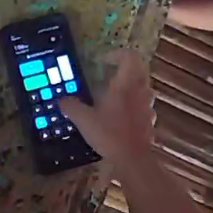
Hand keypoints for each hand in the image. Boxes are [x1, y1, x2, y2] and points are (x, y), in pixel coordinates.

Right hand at [60, 50, 157, 166]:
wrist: (132, 158)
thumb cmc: (108, 133)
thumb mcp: (83, 119)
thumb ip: (71, 106)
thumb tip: (62, 100)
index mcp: (124, 85)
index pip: (129, 57)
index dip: (117, 54)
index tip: (103, 61)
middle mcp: (140, 91)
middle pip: (140, 69)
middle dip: (125, 68)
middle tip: (110, 74)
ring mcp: (148, 106)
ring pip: (144, 87)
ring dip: (132, 86)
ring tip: (115, 94)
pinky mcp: (150, 120)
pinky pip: (144, 105)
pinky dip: (135, 104)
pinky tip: (122, 115)